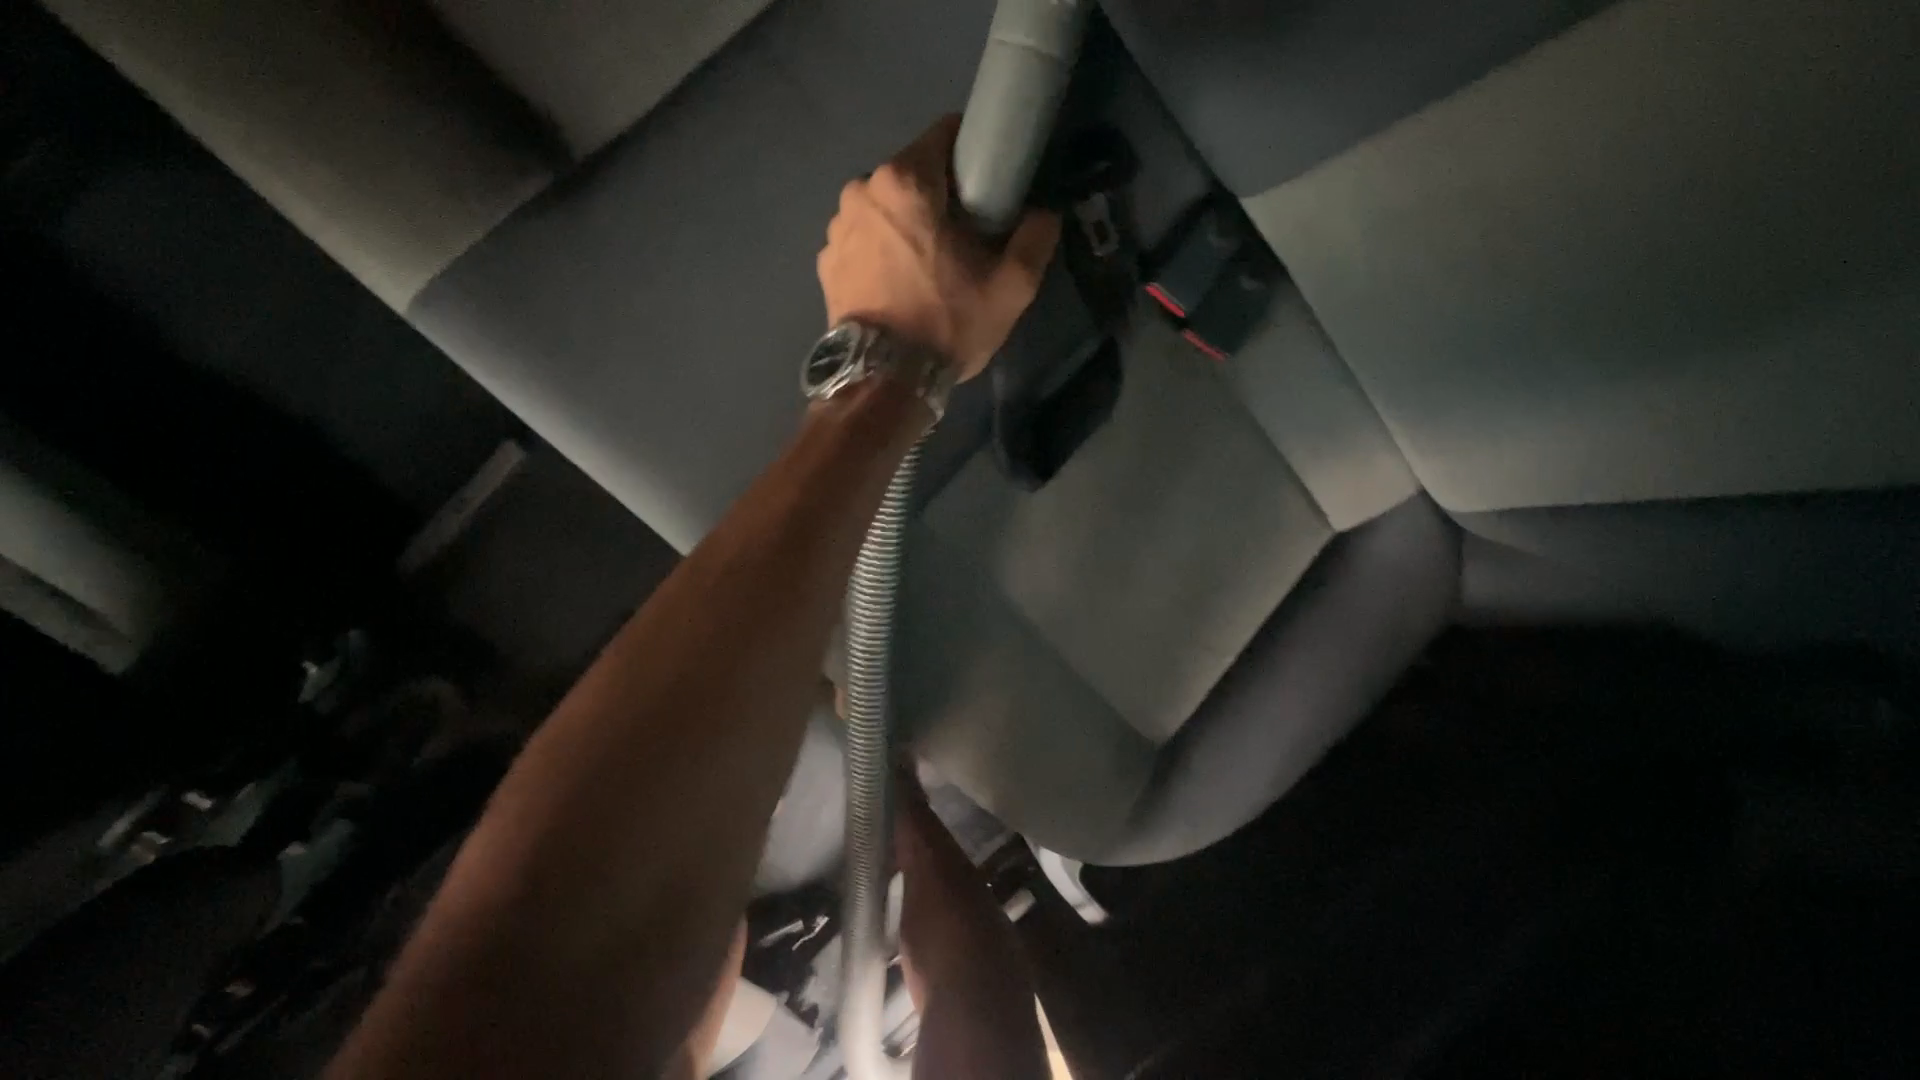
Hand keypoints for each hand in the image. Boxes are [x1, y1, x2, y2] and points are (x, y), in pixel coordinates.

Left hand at [819, 115, 1060, 382]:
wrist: (883, 380)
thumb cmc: (946, 324)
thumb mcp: (1011, 287)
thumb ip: (1035, 238)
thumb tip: (1044, 213)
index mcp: (905, 180)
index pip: (944, 133)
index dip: (972, 153)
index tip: (988, 185)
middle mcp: (862, 190)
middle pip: (912, 173)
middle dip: (937, 195)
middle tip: (963, 236)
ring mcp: (836, 226)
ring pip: (884, 207)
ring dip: (905, 223)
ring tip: (927, 266)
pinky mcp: (825, 261)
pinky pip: (862, 240)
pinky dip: (879, 251)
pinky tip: (896, 284)